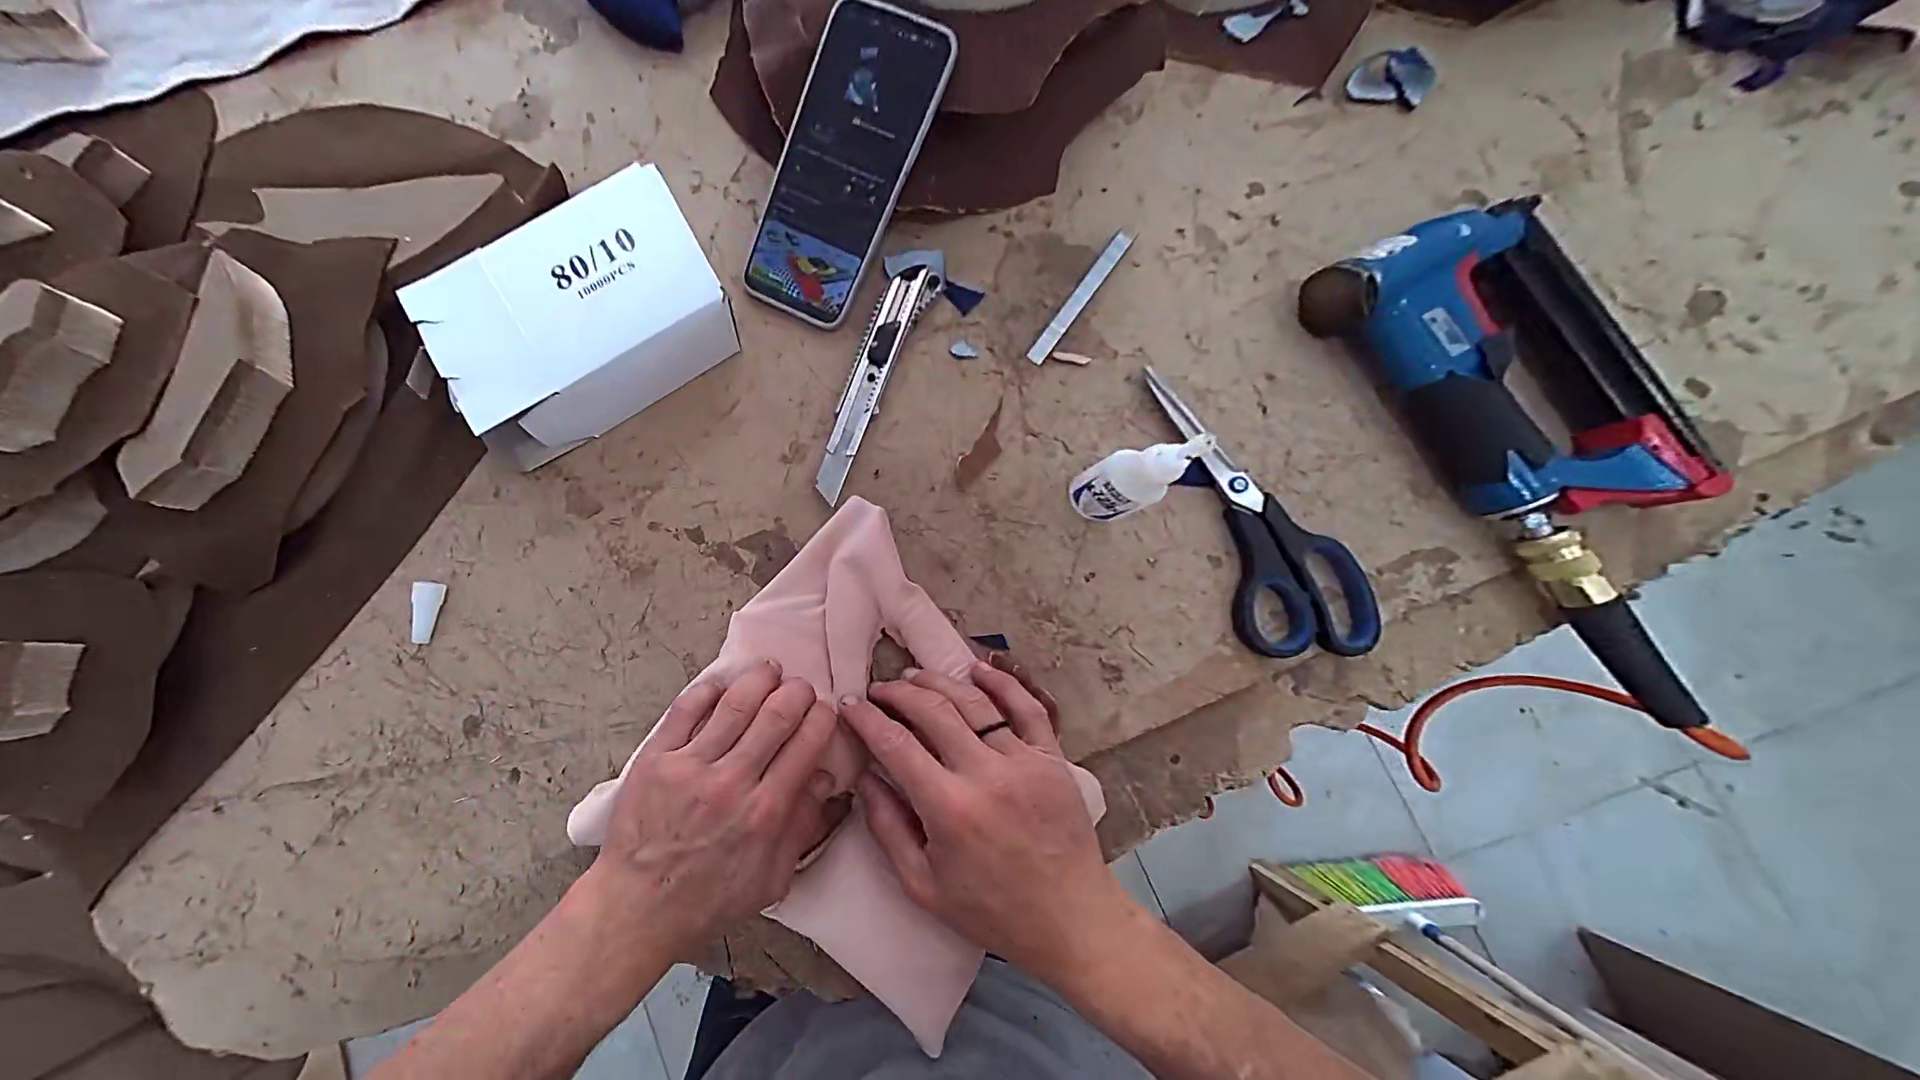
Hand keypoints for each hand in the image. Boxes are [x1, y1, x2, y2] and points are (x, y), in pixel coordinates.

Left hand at [588, 660, 847, 953]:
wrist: (636, 910)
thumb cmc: (706, 899)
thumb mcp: (773, 878)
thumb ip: (805, 827)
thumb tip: (827, 782)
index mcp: (766, 811)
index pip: (807, 743)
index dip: (822, 718)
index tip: (824, 712)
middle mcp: (732, 783)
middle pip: (777, 714)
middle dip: (798, 692)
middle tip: (801, 688)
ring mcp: (690, 767)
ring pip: (736, 703)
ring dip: (760, 679)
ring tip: (770, 671)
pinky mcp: (656, 760)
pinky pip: (685, 710)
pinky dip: (709, 689)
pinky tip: (723, 684)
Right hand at [839, 662, 1132, 976]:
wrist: (1069, 918)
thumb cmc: (992, 910)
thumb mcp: (923, 885)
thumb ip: (887, 829)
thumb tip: (865, 778)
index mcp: (949, 808)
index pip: (896, 745)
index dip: (868, 719)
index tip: (851, 707)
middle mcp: (985, 774)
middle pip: (933, 711)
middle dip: (898, 693)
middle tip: (880, 689)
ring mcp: (1023, 760)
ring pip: (974, 703)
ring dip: (939, 682)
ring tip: (915, 676)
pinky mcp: (1051, 757)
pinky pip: (1026, 707)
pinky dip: (1001, 683)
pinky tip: (977, 668)